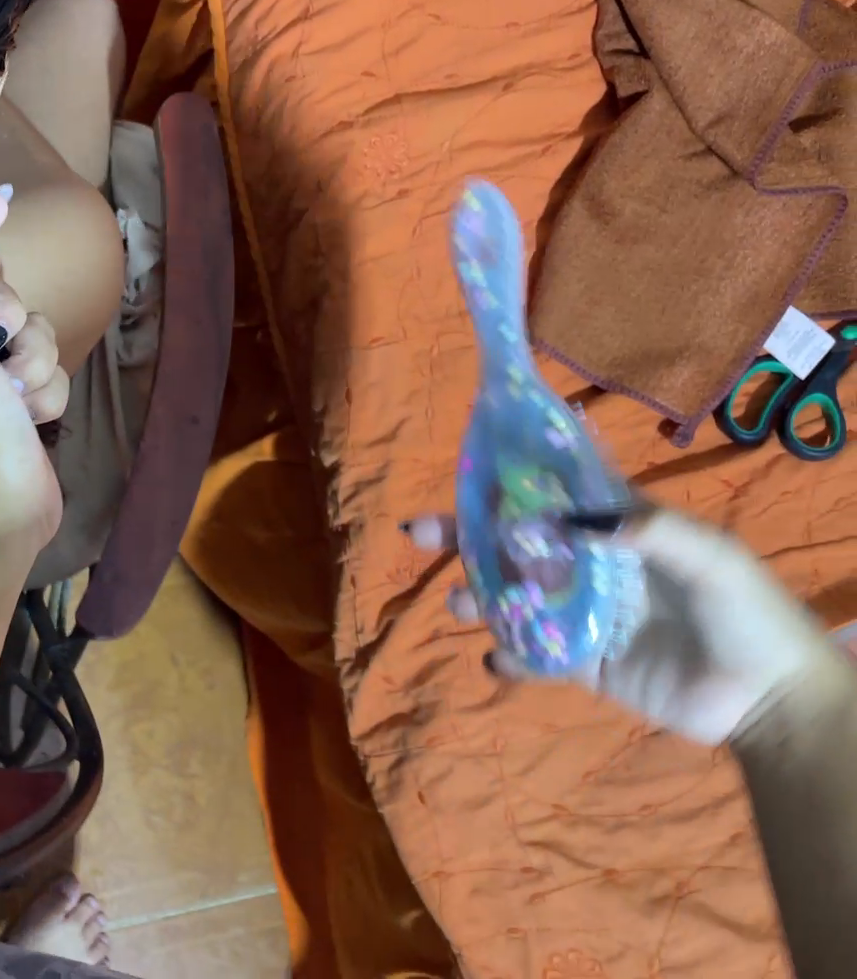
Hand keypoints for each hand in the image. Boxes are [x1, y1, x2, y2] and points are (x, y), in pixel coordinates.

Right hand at [406, 506, 836, 745]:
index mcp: (613, 535)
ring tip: (465, 608)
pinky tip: (504, 662)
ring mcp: (573, 615)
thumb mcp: (716, 563)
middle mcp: (583, 568)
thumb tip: (573, 517)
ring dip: (472, 597)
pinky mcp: (573, 661)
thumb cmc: (750, 619)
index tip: (461, 484)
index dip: (502, 489)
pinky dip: (505, 658)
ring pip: (502, 596)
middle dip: (459, 538)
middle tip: (417, 535)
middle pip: (507, 545)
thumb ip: (655, 532)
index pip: (548, 501)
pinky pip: (523, 655)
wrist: (775, 706)